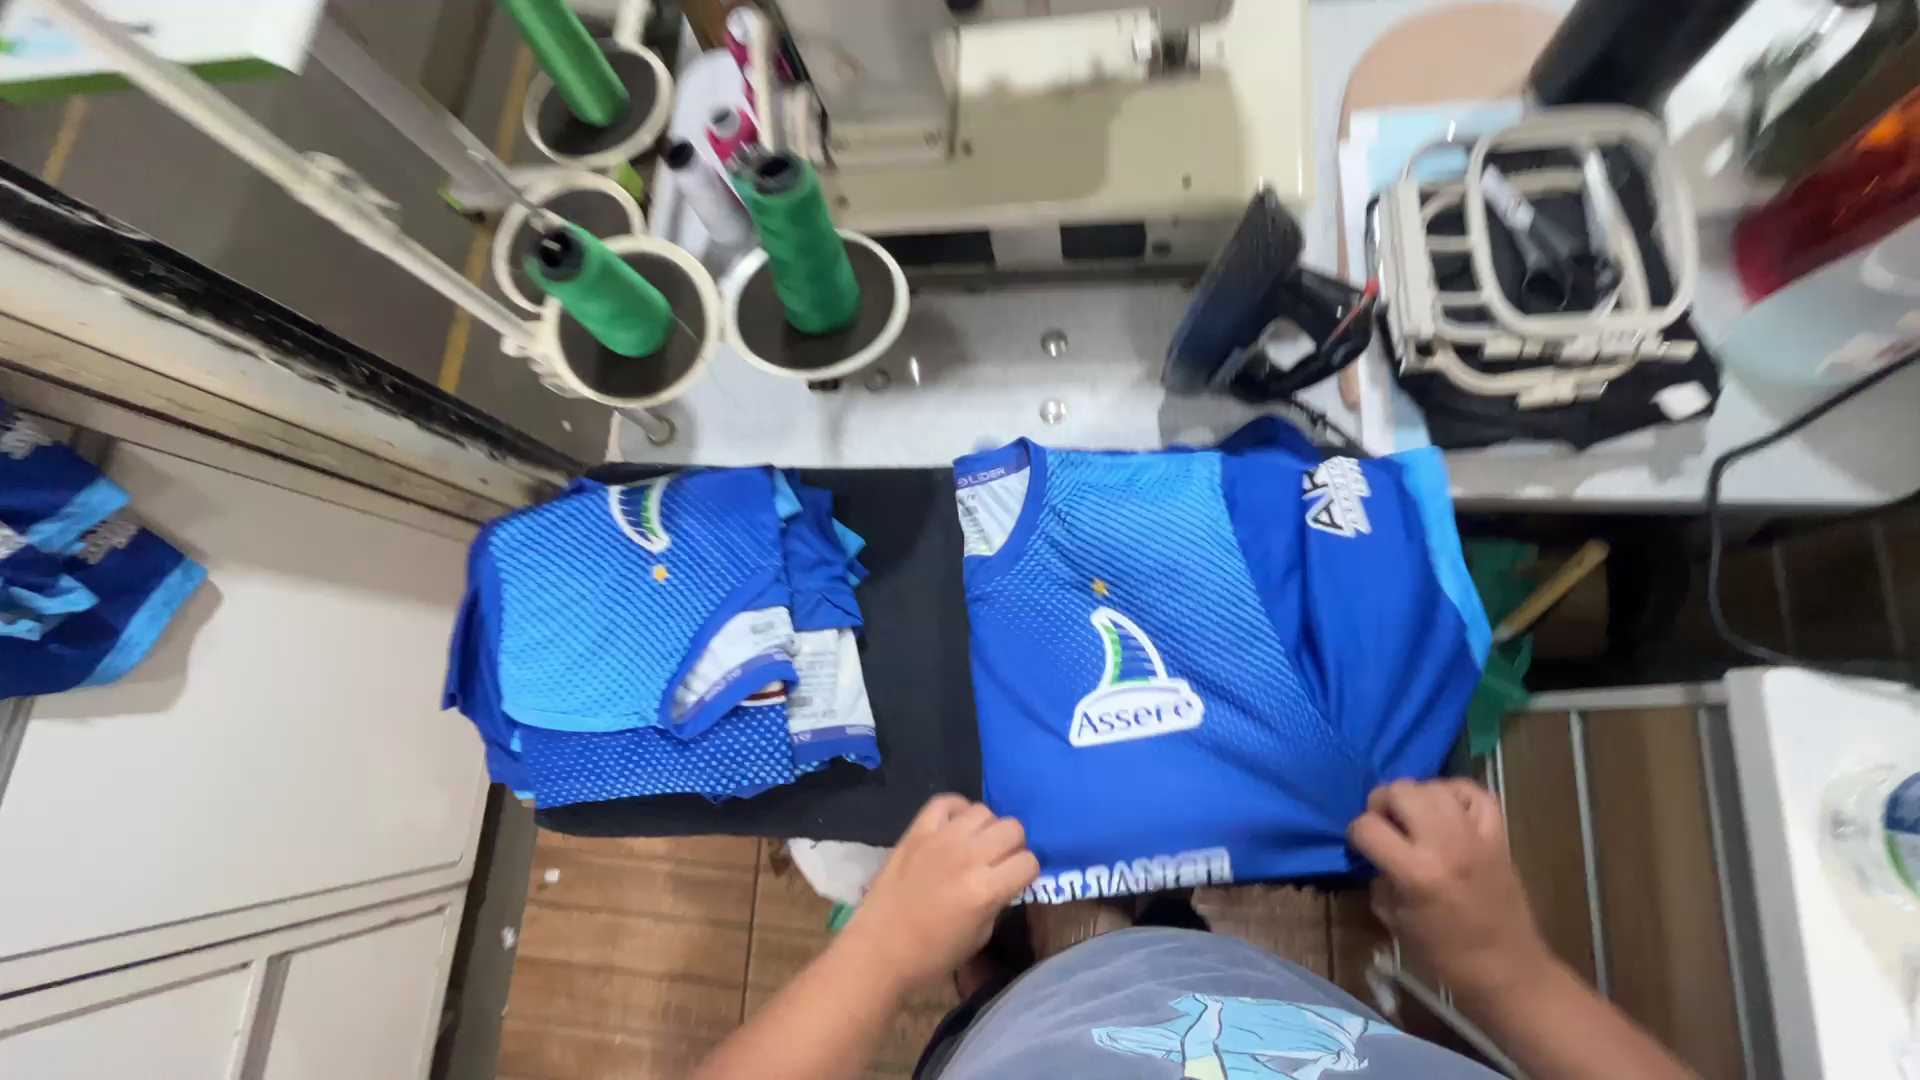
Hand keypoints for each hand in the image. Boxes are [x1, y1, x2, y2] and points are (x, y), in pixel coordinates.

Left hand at [840, 795, 1038, 994]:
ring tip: (975, 843)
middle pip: (1012, 828)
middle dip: (1013, 845)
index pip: (1028, 861)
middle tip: (999, 860)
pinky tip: (954, 826)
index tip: (1017, 879)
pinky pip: (945, 802)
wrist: (880, 949)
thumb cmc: (932, 955)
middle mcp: (968, 857)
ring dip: (986, 828)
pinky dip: (956, 809)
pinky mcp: (917, 830)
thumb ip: (997, 901)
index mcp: (986, 890)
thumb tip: (1005, 879)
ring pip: (983, 811)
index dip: (1027, 872)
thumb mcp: (979, 935)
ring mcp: (941, 839)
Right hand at [1348, 779, 1554, 999]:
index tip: (1363, 848)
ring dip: (1416, 796)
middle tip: (1387, 825)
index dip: (1356, 834)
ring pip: (1433, 787)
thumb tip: (1374, 850)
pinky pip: (1475, 793)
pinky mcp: (1499, 837)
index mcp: (1416, 873)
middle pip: (1400, 791)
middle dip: (1382, 803)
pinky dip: (1455, 793)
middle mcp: (1445, 846)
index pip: (1366, 826)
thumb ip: (1379, 875)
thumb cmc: (1443, 952)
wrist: (1507, 969)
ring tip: (1415, 817)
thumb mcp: (1393, 917)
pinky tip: (1446, 809)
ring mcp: (1476, 838)